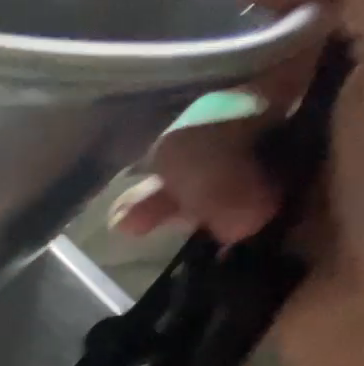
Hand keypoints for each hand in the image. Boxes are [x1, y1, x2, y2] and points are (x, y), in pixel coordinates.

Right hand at [113, 5, 363, 365]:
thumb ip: (340, 9)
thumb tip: (272, 5)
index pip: (290, 21)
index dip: (245, 29)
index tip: (223, 37)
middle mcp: (340, 94)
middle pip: (237, 71)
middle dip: (218, 123)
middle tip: (245, 169)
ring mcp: (293, 153)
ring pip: (198, 132)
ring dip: (187, 175)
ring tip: (213, 223)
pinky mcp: (244, 207)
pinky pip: (172, 187)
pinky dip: (154, 206)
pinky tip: (141, 226)